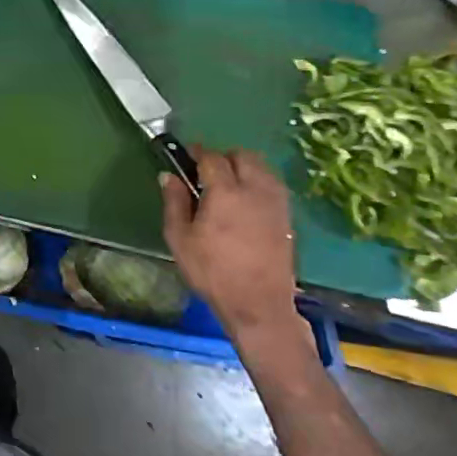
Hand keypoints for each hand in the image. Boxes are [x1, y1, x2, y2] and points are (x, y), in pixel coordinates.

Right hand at [159, 148, 299, 340]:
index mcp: (226, 192)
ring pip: (262, 167)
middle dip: (223, 157)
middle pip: (243, 156)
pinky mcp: (287, 217)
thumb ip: (174, 202)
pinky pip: (273, 185)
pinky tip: (245, 201)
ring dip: (244, 167)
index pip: (211, 157)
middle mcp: (255, 189)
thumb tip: (169, 176)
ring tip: (227, 185)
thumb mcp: (180, 238)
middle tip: (206, 172)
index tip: (184, 155)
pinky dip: (258, 182)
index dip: (196, 152)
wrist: (257, 303)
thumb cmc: (211, 271)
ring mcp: (276, 203)